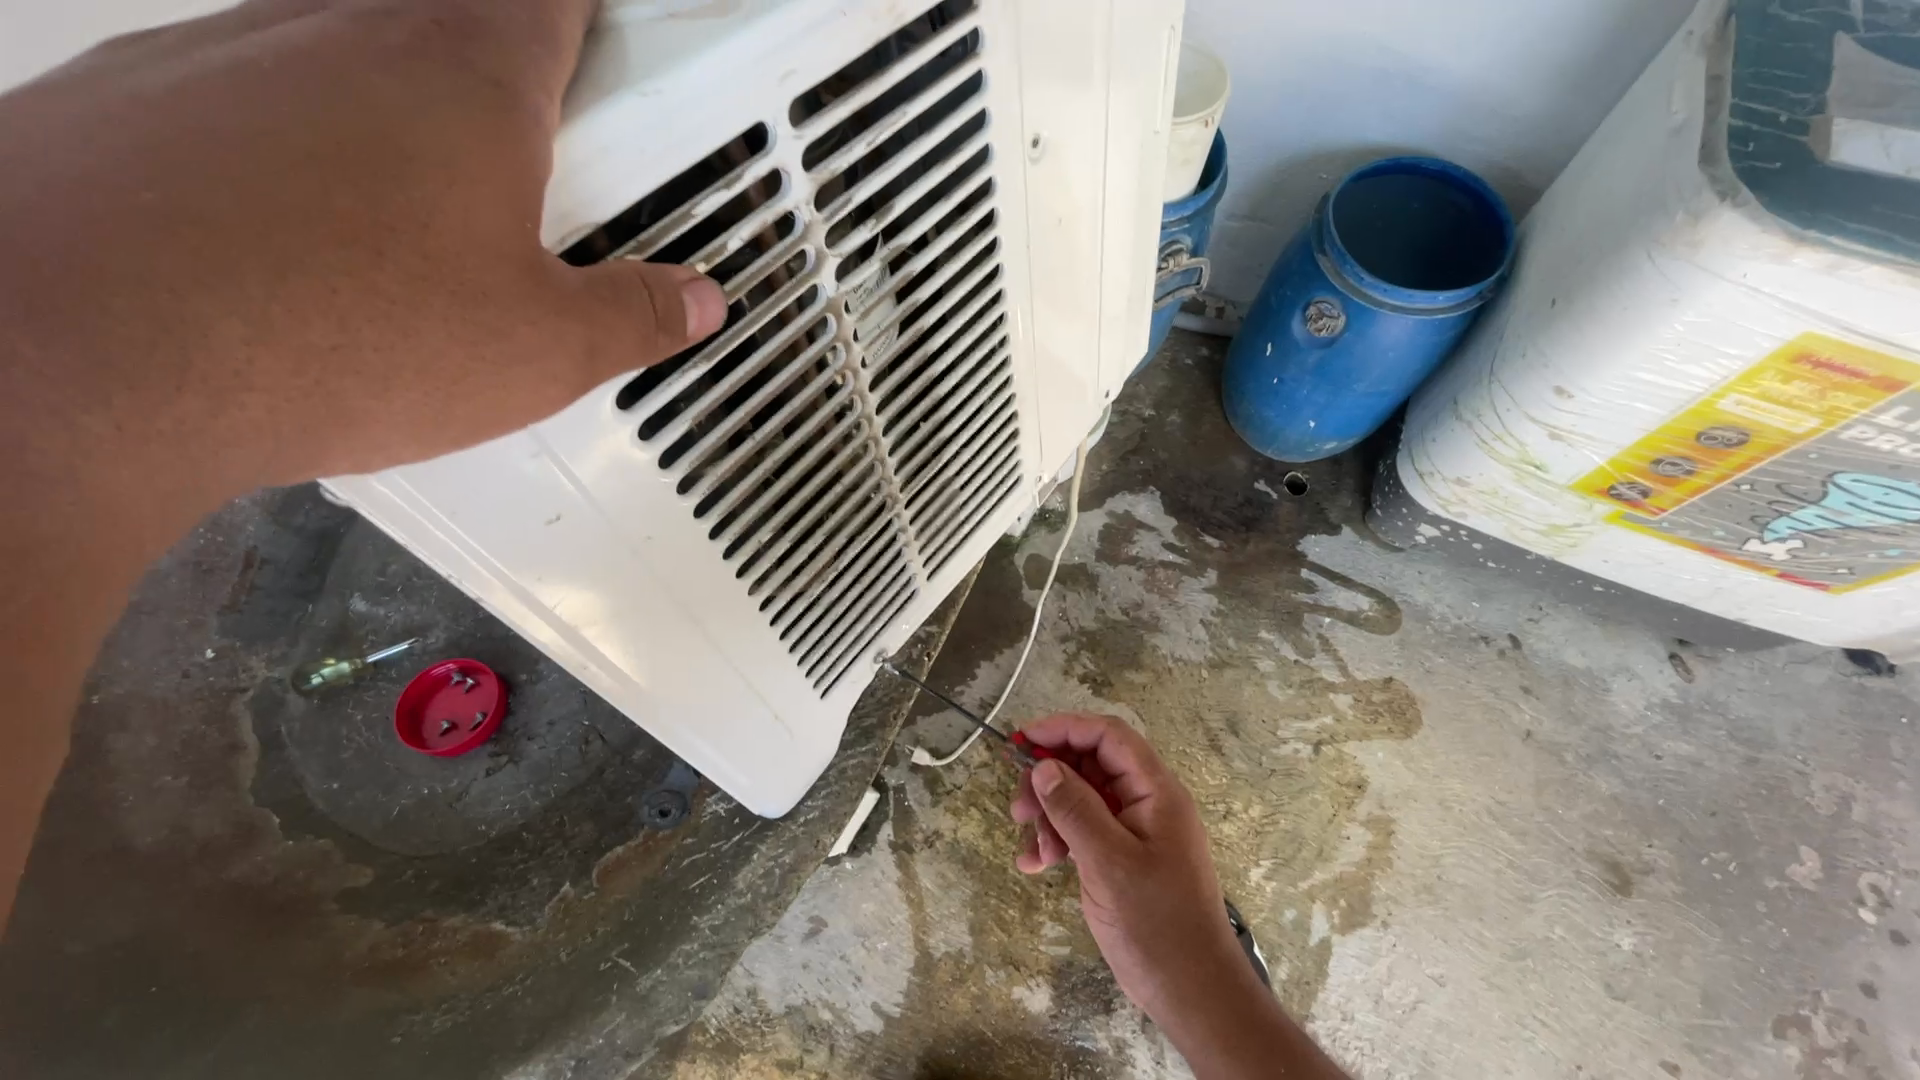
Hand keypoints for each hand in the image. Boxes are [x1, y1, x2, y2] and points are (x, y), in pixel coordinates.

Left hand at [0, 0, 724, 508]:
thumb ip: (636, 317)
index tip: (601, 35)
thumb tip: (699, 301)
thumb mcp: (543, 349)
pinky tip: (305, 239)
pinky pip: (251, 104)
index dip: (584, 14)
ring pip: (341, 53)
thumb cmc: (350, 333)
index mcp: (466, 77)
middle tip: (530, 153)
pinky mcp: (135, 104)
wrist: (82, 360)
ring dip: (393, 111)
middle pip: (443, 13)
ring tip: (420, 213)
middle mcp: (342, 34)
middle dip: (497, 72)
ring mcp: (224, 56)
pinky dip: (298, 151)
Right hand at [1009, 714, 1351, 1079]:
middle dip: (1049, 779)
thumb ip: (1075, 809)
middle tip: (1017, 807)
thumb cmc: (1156, 922)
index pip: (1108, 736)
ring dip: (1049, 815)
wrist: (1191, 990)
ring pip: (1080, 798)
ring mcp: (1132, 830)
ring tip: (1034, 849)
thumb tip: (1043, 767)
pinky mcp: (1120, 856)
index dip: (1064, 728)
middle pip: (1089, 765)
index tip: (1021, 741)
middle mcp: (1144, 801)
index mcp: (1155, 790)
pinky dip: (1056, 841)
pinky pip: (1082, 831)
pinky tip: (1035, 865)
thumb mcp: (1108, 862)